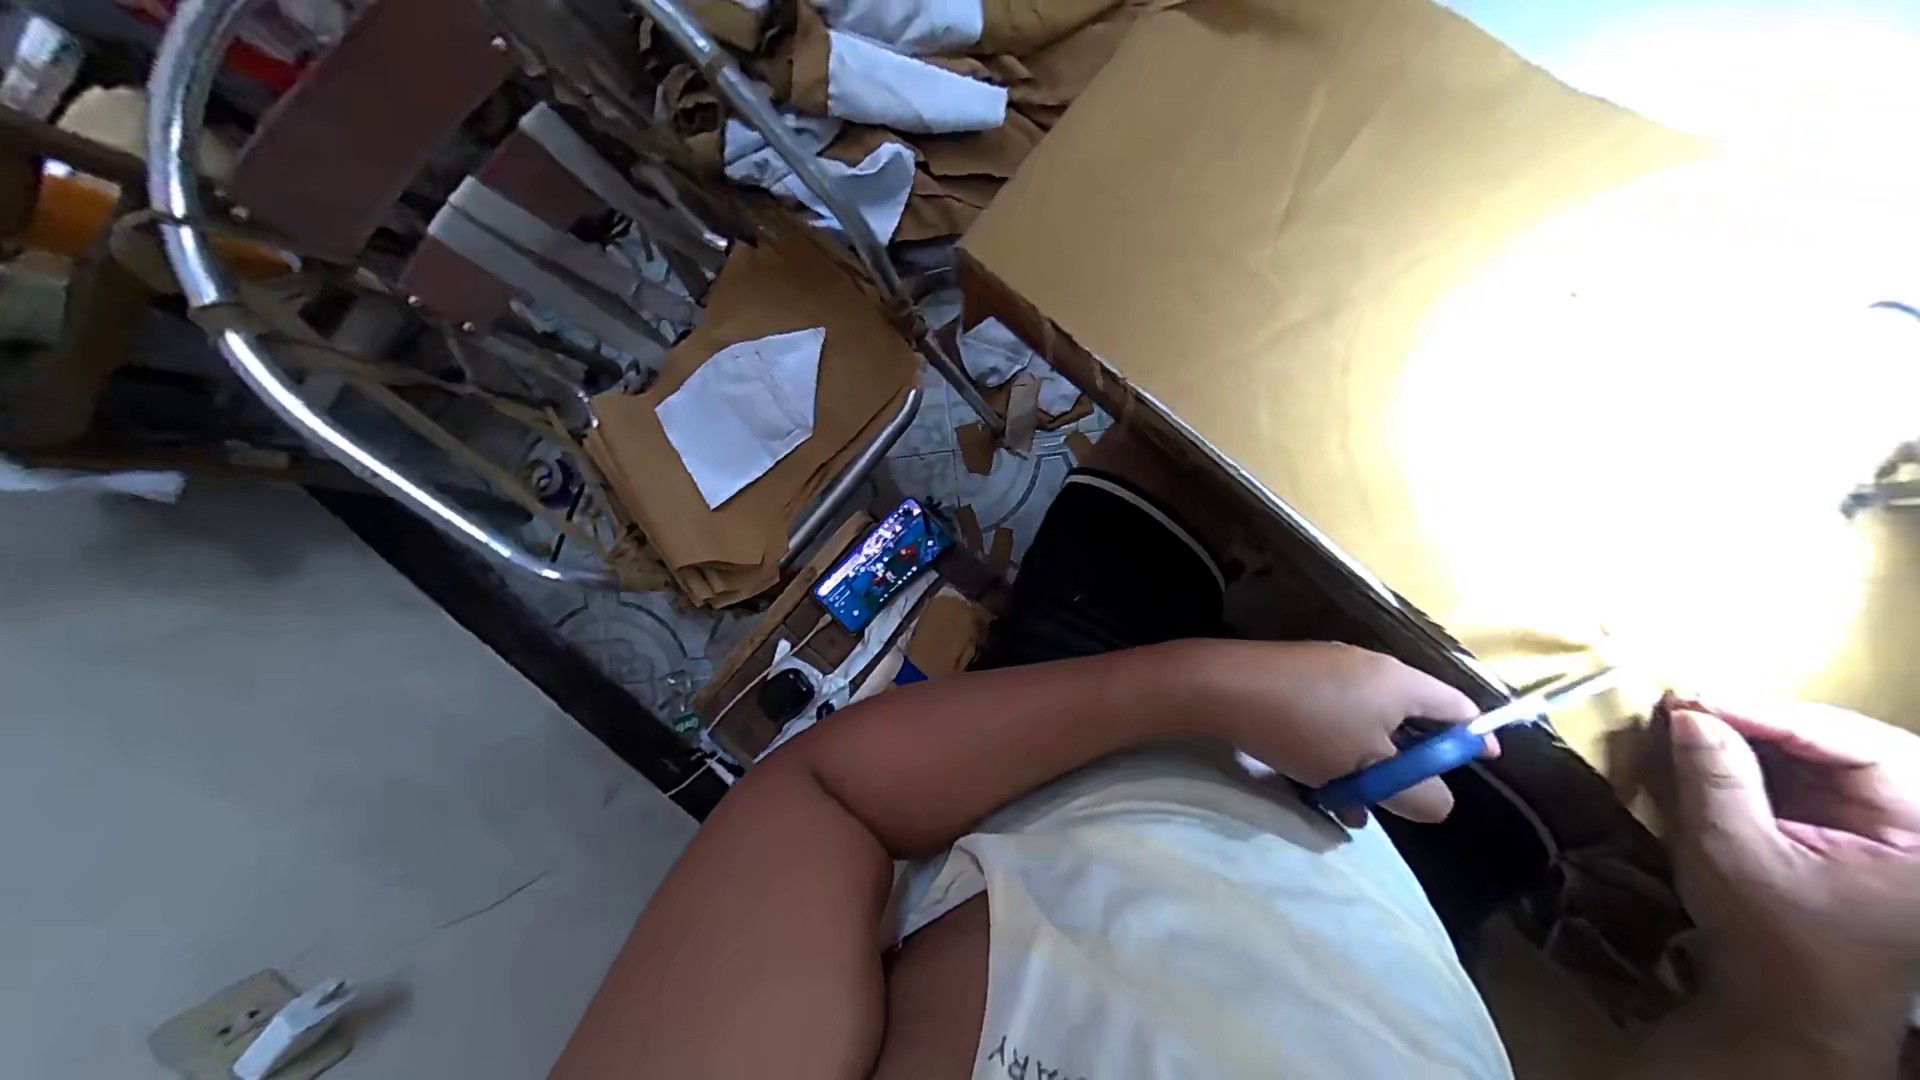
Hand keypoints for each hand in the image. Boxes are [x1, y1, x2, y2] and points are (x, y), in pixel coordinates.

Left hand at [1187, 641, 1491, 824]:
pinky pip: (1325, 716)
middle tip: (1395, 799)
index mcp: (1397, 680)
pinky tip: (1310, 782)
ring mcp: (1322, 666)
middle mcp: (1364, 665)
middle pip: (1405, 716)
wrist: (1218, 687)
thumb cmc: (1303, 727)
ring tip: (1345, 805)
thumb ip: (1418, 794)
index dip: (1474, 736)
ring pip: (1359, 724)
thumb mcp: (1369, 771)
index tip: (1481, 764)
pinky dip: (1328, 749)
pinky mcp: (1288, 675)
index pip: (1456, 705)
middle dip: (1403, 764)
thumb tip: (1436, 800)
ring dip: (1360, 766)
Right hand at [1657, 694, 1919, 1064]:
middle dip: (1771, 715)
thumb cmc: (1766, 930)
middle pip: (1859, 741)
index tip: (1691, 699)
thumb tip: (1689, 714)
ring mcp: (1897, 826)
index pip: (1862, 748)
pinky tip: (1718, 739)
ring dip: (1764, 728)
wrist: (1790, 995)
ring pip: (1837, 749)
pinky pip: (1818, 769)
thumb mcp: (1729, 849)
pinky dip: (1764, 748)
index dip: (1772, 714)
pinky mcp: (1861, 825)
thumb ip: (1715, 778)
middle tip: (1692, 703)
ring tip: (1697, 715)